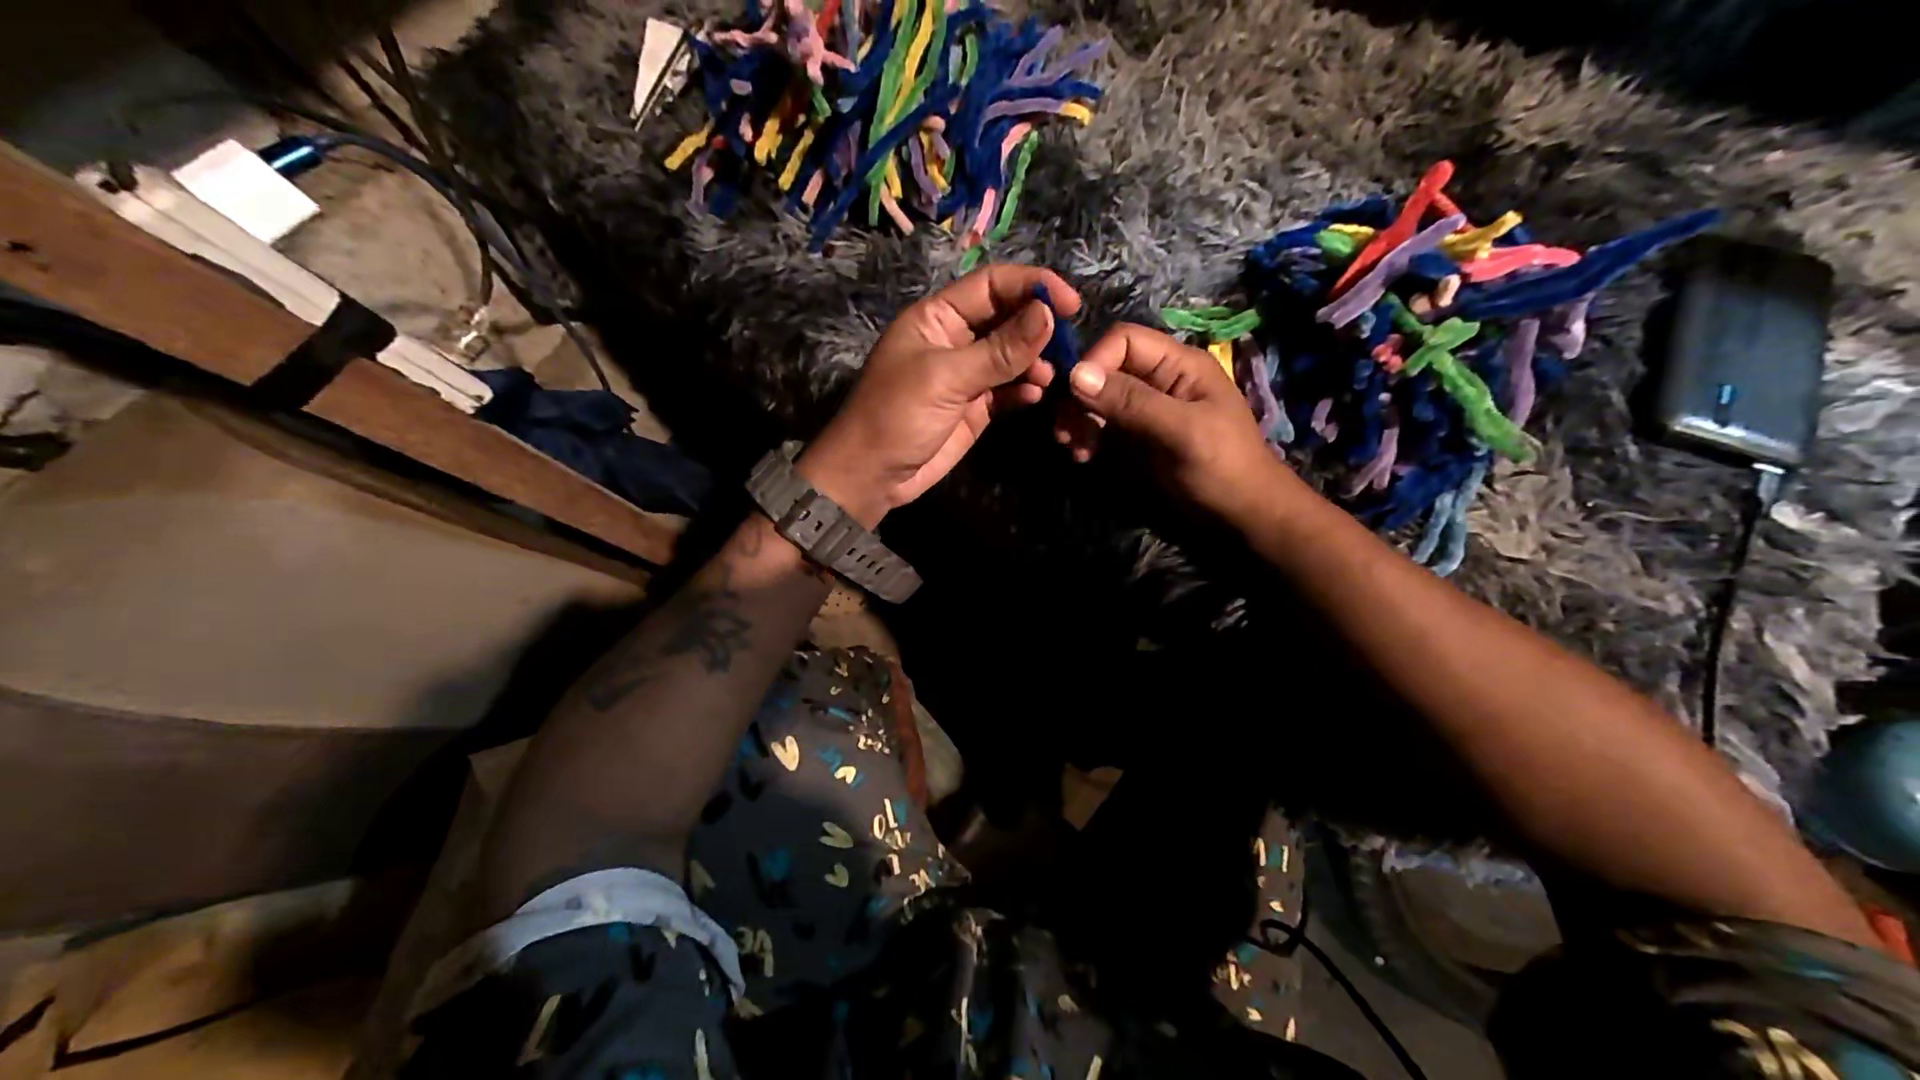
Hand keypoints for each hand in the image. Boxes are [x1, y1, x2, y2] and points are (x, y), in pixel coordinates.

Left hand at [799, 264, 1080, 525]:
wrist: (872, 477)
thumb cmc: (896, 416)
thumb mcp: (945, 378)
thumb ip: (999, 350)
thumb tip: (1048, 315)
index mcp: (938, 317)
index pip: (992, 286)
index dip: (1031, 286)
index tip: (1070, 303)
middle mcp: (956, 338)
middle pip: (1008, 317)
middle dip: (1039, 325)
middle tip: (1068, 343)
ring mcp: (968, 373)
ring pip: (1013, 354)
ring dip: (1036, 360)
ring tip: (1051, 376)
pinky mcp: (976, 406)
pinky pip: (1009, 388)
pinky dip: (1025, 388)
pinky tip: (1035, 394)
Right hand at [1065, 323, 1303, 526]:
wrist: (1242, 514)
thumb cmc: (1222, 466)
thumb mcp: (1181, 431)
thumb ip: (1132, 401)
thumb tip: (1076, 374)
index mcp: (1178, 364)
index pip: (1124, 341)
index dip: (1095, 361)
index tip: (1075, 396)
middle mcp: (1158, 379)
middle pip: (1104, 369)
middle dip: (1080, 395)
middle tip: (1064, 429)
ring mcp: (1145, 408)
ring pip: (1097, 398)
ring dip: (1078, 418)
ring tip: (1072, 447)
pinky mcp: (1135, 435)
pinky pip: (1100, 424)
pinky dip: (1085, 436)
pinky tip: (1082, 456)